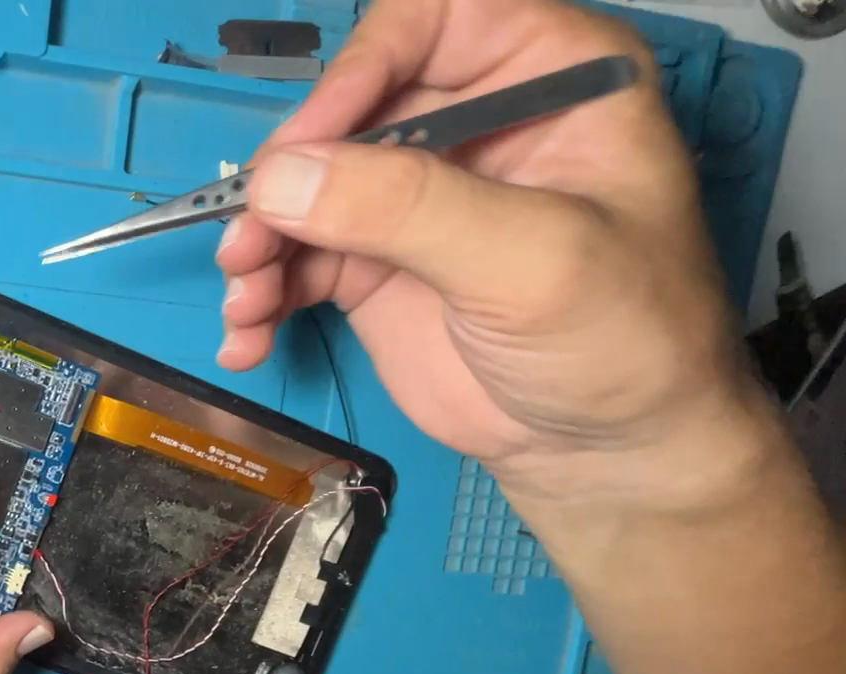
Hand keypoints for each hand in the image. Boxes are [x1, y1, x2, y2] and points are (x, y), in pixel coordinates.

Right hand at [216, 0, 777, 511]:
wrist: (593, 444)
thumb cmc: (617, 336)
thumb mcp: (527, 261)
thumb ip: (405, 209)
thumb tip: (277, 181)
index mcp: (539, 83)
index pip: (431, 24)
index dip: (357, 74)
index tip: (302, 153)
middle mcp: (459, 135)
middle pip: (337, 123)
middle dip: (279, 190)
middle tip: (246, 253)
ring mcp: (402, 208)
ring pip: (296, 201)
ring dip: (254, 256)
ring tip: (244, 309)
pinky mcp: (364, 272)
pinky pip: (287, 270)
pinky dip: (257, 305)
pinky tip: (248, 342)